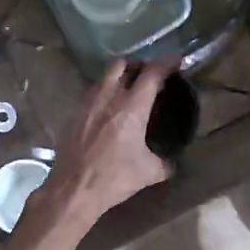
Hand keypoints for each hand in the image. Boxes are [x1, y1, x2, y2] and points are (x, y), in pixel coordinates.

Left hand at [33, 59, 174, 226]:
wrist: (73, 189)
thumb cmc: (114, 178)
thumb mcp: (149, 173)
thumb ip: (165, 163)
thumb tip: (173, 163)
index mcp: (131, 107)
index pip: (151, 74)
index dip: (166, 63)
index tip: (175, 60)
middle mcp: (108, 98)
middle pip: (121, 65)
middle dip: (137, 64)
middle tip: (147, 74)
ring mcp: (87, 105)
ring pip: (102, 78)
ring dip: (117, 77)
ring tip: (127, 89)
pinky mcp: (73, 116)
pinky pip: (90, 95)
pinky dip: (102, 94)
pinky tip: (107, 110)